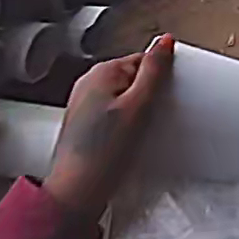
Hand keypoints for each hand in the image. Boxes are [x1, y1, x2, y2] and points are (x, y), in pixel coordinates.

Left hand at [43, 35, 173, 218]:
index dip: (159, 79)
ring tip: (141, 133)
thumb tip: (164, 41)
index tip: (164, 99)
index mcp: (101, 72)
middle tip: (153, 119)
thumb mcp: (138, 107)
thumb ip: (153, 71)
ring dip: (138, 111)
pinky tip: (129, 141)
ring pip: (126, 97)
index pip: (144, 60)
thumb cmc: (104, 153)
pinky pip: (116, 113)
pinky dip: (127, 124)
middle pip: (134, 77)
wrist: (74, 197)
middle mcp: (89, 83)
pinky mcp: (86, 125)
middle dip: (149, 95)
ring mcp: (85, 105)